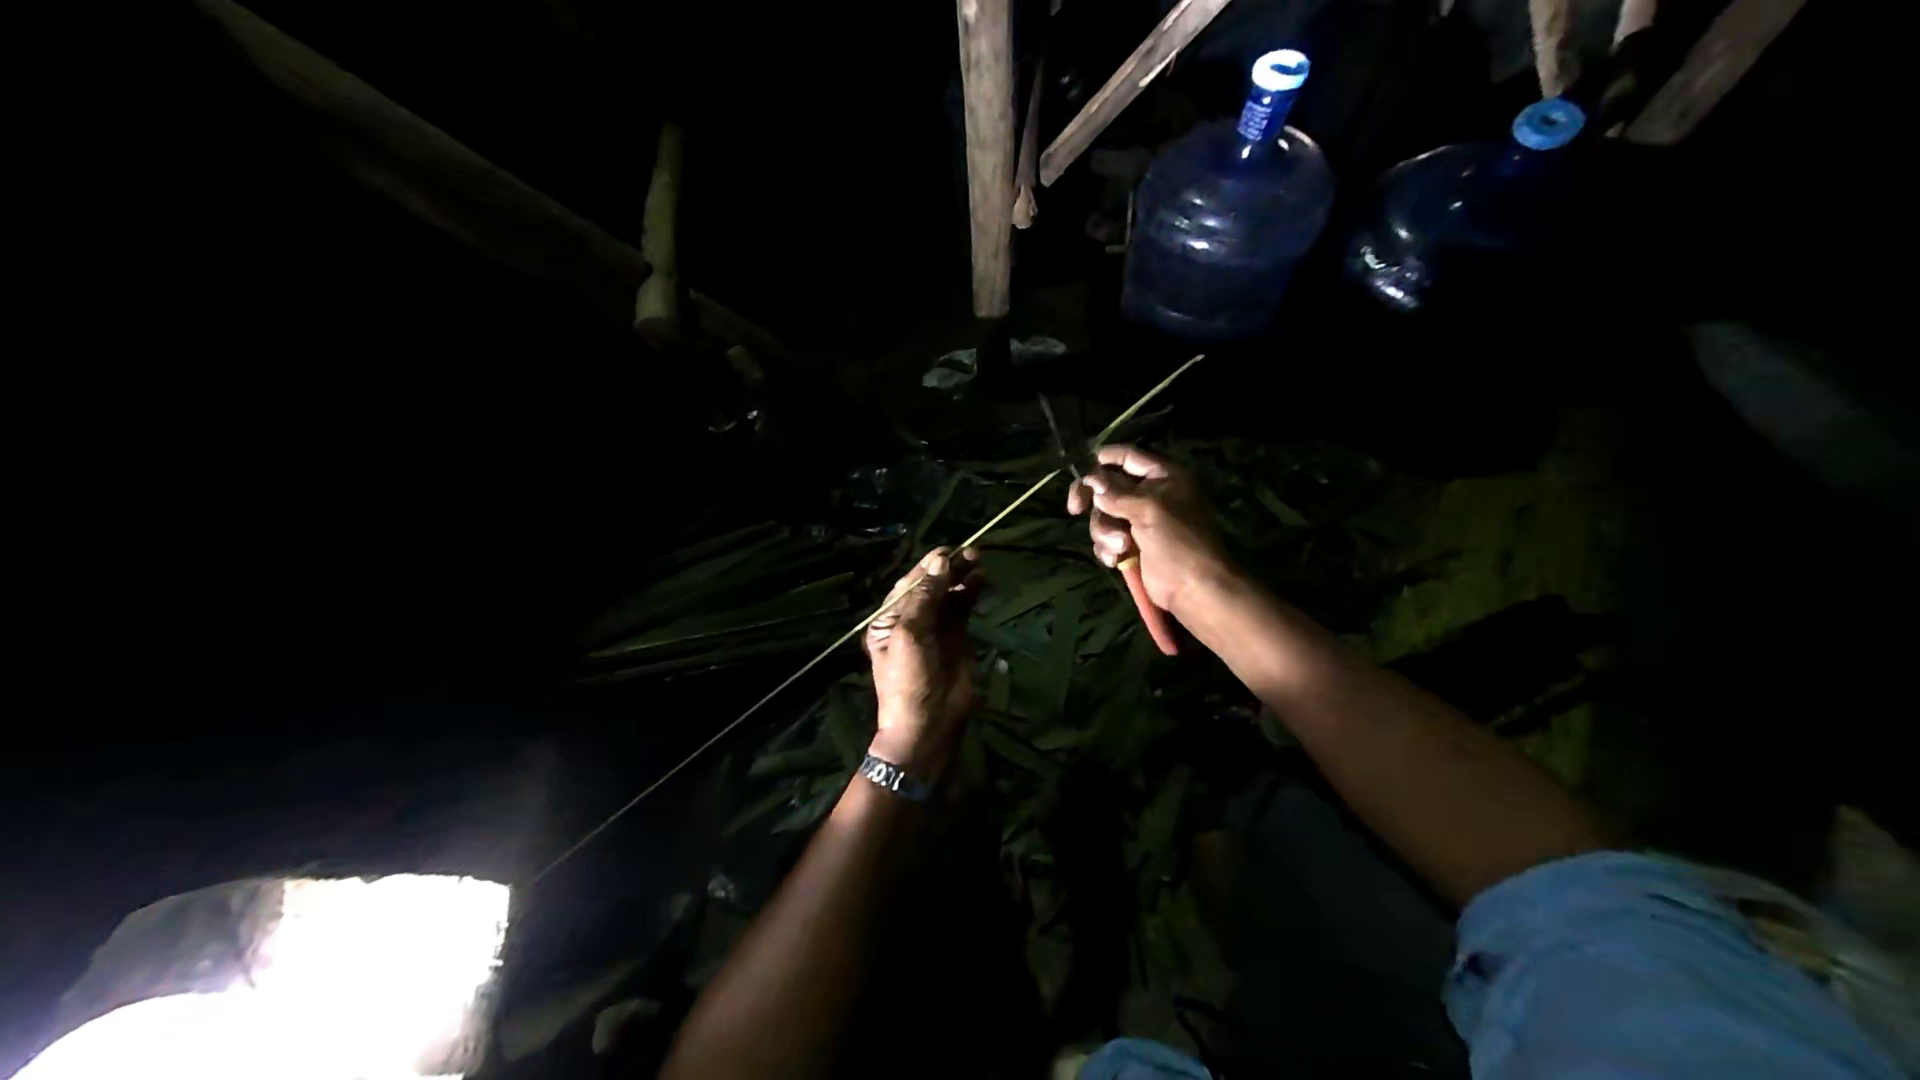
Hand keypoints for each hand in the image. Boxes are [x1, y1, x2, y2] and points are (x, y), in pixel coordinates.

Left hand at [864, 546, 979, 776]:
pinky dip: (973, 592)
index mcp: (889, 618)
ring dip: (964, 576)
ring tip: (980, 562)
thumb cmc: (909, 680)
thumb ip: (925, 597)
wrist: (928, 724)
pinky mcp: (958, 636)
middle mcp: (912, 618)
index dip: (929, 565)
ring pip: (951, 593)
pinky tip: (983, 581)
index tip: (949, 550)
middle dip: (951, 568)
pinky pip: (964, 608)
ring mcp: (936, 627)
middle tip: (972, 553)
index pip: (910, 583)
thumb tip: (940, 562)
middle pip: (933, 584)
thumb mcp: (909, 635)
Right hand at [1065, 445, 1235, 617]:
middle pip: (1108, 487)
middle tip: (1075, 508)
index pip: (1129, 456)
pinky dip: (1107, 548)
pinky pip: (1106, 538)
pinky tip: (1116, 559)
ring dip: (1105, 531)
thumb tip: (1091, 480)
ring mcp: (1140, 521)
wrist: (1192, 587)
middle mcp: (1150, 494)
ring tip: (1121, 547)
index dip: (1106, 458)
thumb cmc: (1177, 540)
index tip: (1083, 467)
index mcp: (1163, 476)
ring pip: (1104, 515)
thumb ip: (1116, 492)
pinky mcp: (1132, 545)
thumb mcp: (1147, 508)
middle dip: (1094, 500)